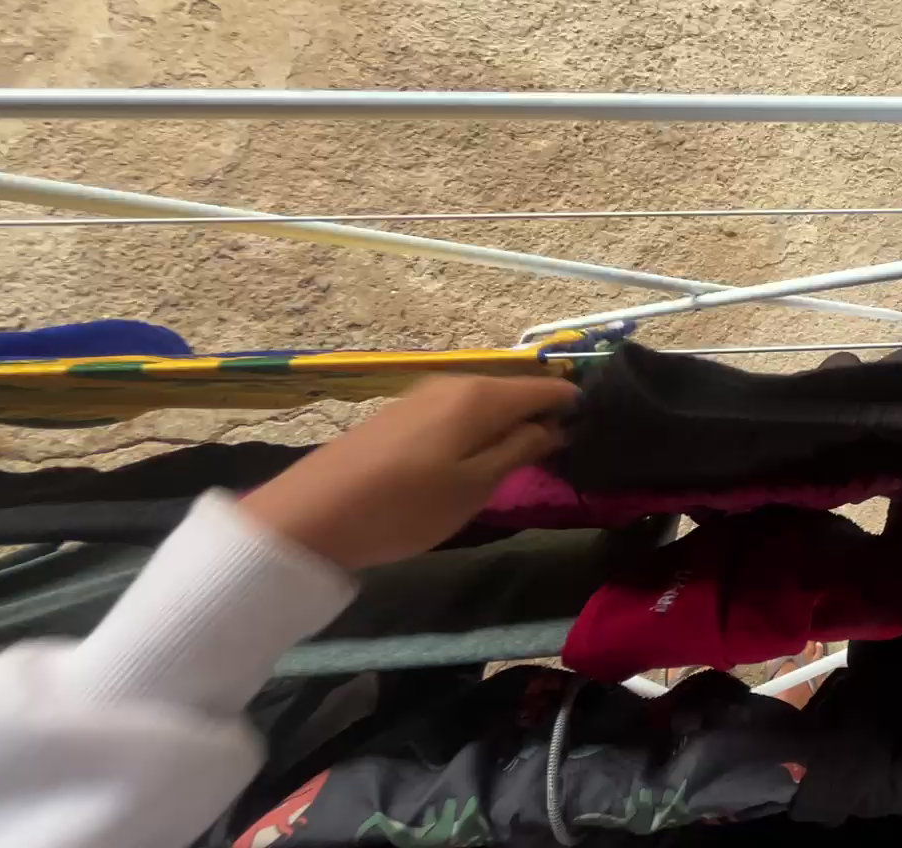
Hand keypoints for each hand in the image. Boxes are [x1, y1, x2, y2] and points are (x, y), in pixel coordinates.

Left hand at [240, 375, 577, 570]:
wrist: (307, 519)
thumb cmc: (406, 505)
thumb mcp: (477, 485)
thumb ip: (523, 449)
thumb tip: (556, 426)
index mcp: (483, 395)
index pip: (548, 387)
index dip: (574, 404)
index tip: (594, 428)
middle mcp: (457, 382)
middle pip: (517, 389)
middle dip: (544, 413)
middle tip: (563, 449)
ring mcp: (426, 394)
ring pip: (489, 400)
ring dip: (512, 421)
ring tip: (525, 455)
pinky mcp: (404, 412)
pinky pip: (462, 409)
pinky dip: (482, 425)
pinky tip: (479, 453)